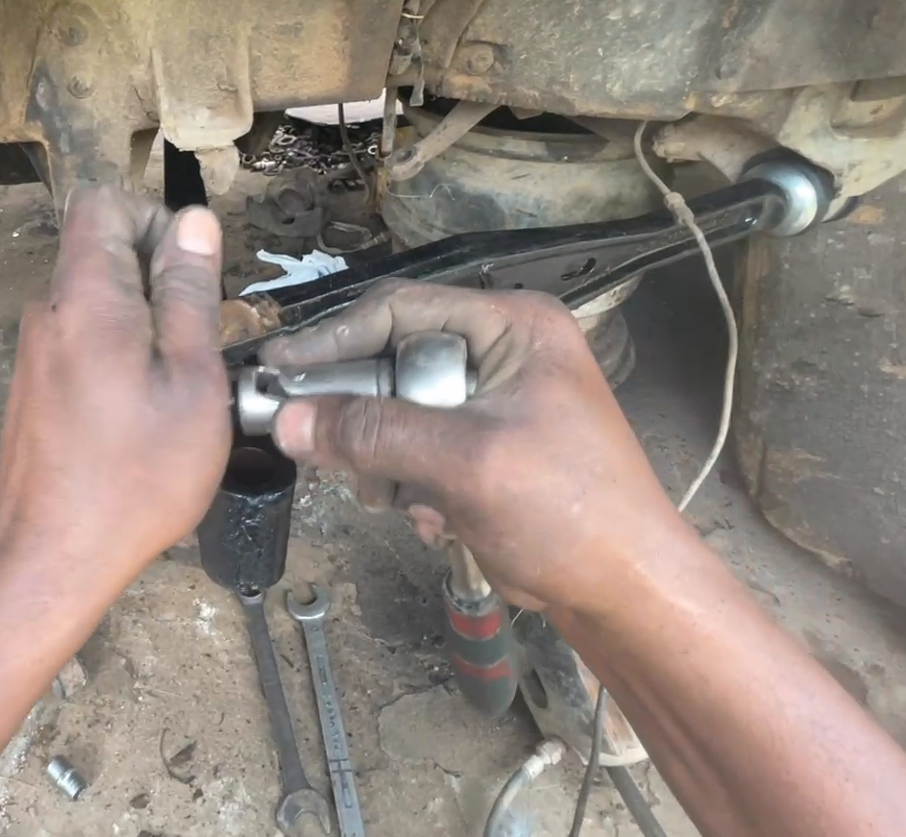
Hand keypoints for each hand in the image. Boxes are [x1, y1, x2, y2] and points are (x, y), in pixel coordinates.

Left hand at [0, 187, 230, 599]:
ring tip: (175, 380)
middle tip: (196, 338)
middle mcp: (49, 309)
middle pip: (100, 247)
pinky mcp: (34, 380)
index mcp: (86, 296)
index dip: (154, 219)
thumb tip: (194, 222)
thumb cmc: (133, 476)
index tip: (190, 273)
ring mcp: (35, 347)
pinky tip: (143, 404)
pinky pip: (82, 333)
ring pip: (96, 295)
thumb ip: (189, 294)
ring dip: (142, 316)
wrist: (51, 554)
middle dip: (157, 273)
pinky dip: (119, 346)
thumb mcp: (190, 380)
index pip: (104, 203)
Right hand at [261, 281, 691, 613]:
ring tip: (393, 497)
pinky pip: (410, 441)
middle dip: (362, 414)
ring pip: (392, 406)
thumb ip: (373, 433)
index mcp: (510, 325)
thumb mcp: (466, 462)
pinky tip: (428, 514)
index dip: (332, 338)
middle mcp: (496, 348)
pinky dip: (404, 478)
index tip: (278, 370)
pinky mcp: (477, 439)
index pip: (398, 309)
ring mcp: (486, 395)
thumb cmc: (566, 512)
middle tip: (320, 447)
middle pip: (390, 360)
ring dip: (382, 456)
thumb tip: (284, 421)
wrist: (627, 596)